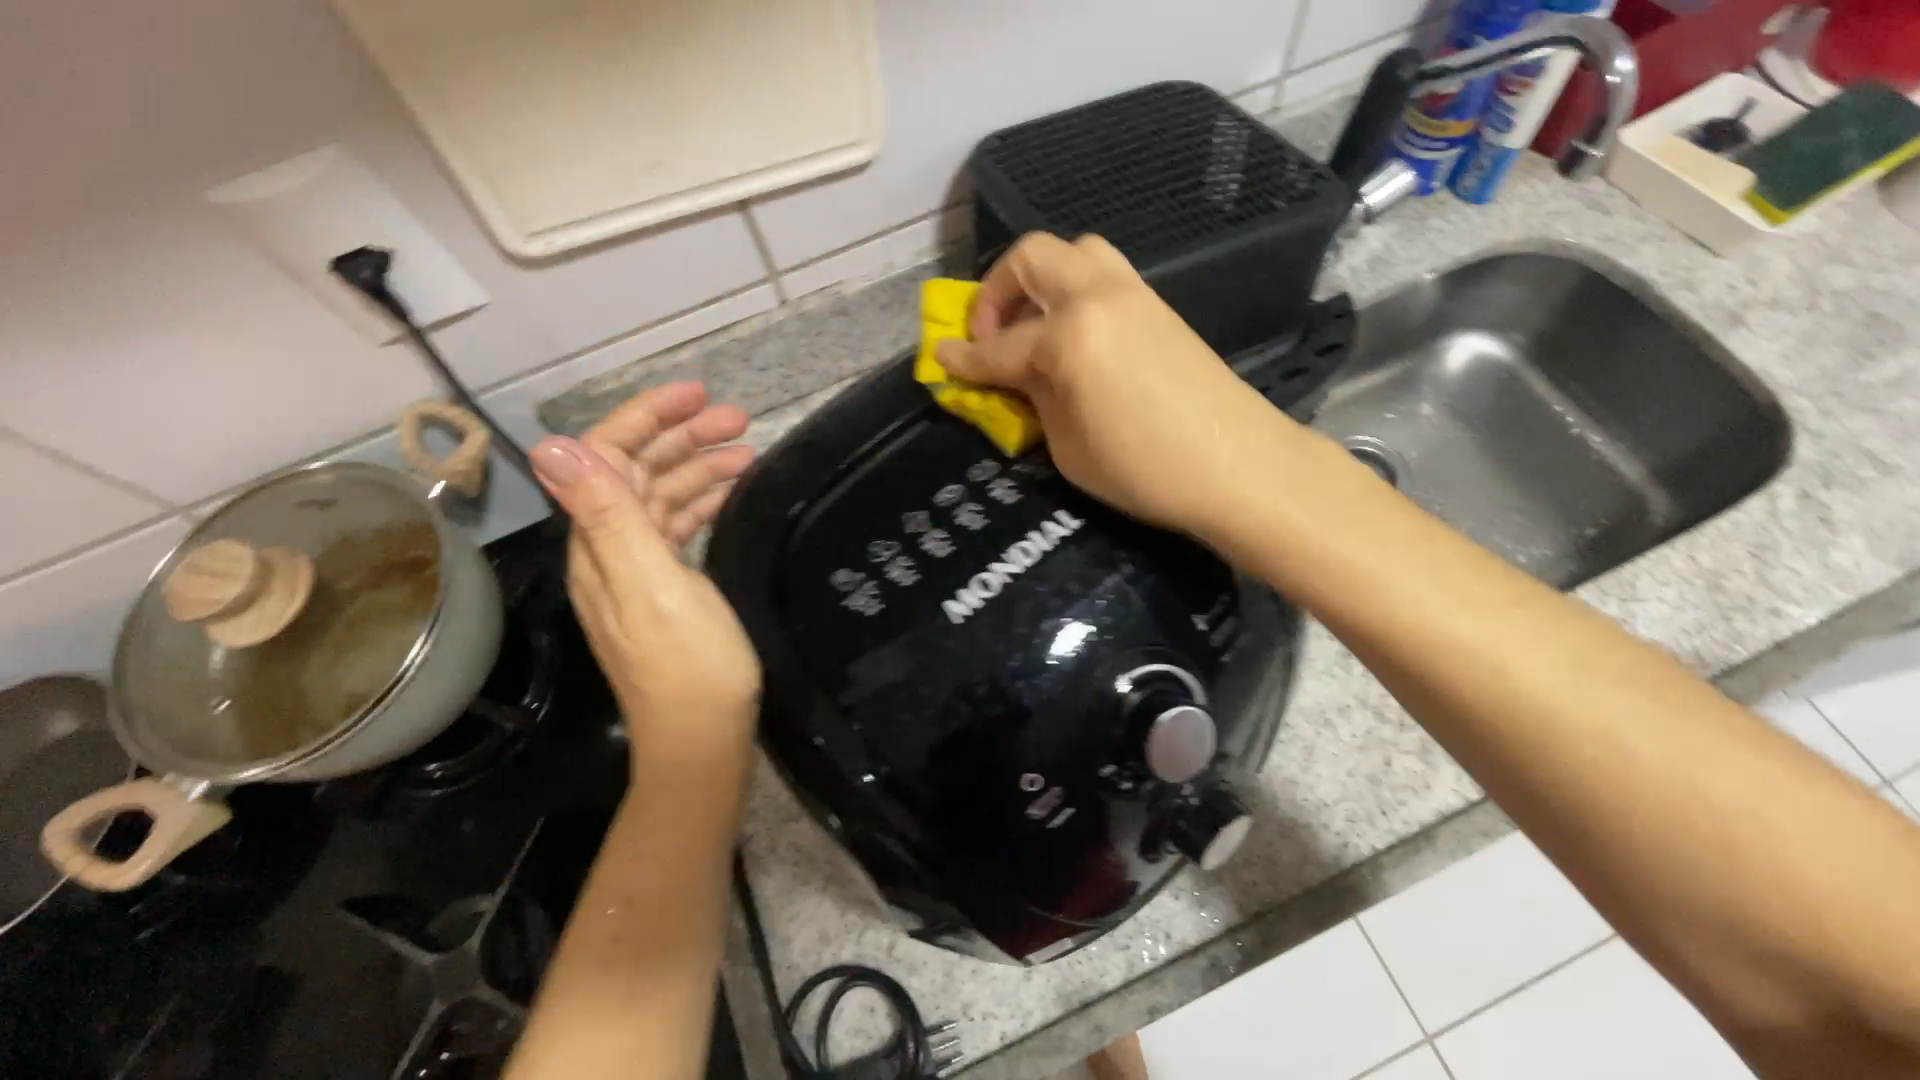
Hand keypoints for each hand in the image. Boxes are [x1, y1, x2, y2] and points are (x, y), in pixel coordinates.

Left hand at [531, 382, 761, 758]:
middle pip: (636, 472)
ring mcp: (639, 572)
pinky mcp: (668, 591)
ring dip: (700, 467)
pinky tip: (734, 495)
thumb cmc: (689, 666)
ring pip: (662, 498)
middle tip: (742, 419)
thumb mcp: (653, 586)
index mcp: (598, 544)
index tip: (700, 394)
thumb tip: (553, 444)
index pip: (606, 457)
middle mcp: (609, 551)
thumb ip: (609, 516)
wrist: (703, 741)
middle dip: (682, 436)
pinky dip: (705, 502)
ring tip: (751, 452)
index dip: (647, 417)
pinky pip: (679, 528)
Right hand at [938, 233, 1299, 537]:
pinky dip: (1073, 290)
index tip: (941, 359)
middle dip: (996, 291)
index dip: (964, 358)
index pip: (999, 346)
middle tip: (991, 334)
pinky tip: (1073, 336)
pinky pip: (1102, 274)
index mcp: (1068, 336)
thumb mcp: (1067, 447)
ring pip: (1073, 251)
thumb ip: (1032, 398)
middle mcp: (1097, 296)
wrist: (1239, 466)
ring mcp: (1133, 293)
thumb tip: (1012, 375)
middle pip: (1031, 258)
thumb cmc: (1145, 470)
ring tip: (1032, 325)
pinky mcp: (1158, 305)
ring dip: (1039, 279)